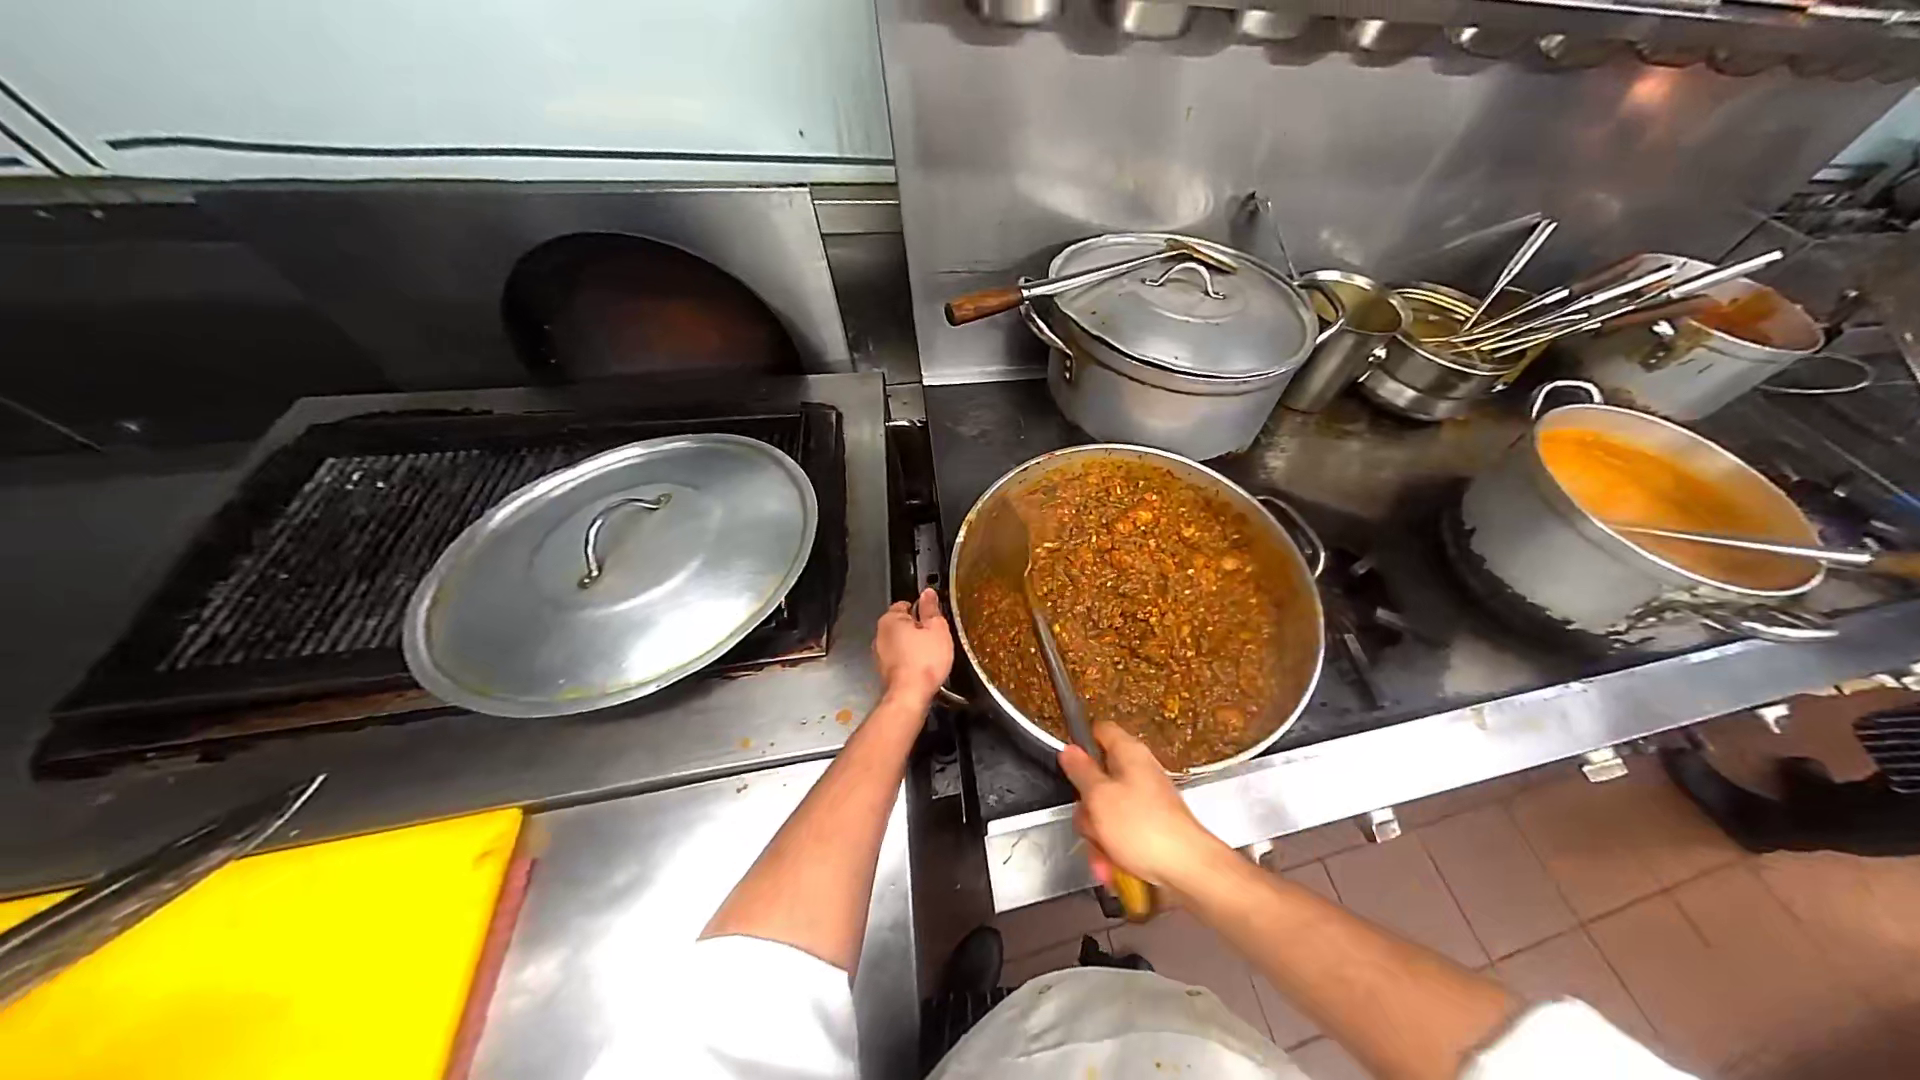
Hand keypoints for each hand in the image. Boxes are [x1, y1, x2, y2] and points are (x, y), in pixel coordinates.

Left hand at [874, 588, 952, 704]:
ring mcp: (880, 654)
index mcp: (890, 619)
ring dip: (914, 646)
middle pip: (902, 624)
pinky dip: (909, 660)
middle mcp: (880, 635)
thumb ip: (931, 608)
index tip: (933, 617)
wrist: (910, 695)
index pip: (905, 604)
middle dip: (918, 628)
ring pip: (901, 642)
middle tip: (935, 637)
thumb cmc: (923, 662)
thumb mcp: (937, 628)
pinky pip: (900, 658)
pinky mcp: (884, 671)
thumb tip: (928, 593)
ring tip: (931, 654)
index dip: (922, 609)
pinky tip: (922, 667)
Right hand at [1059, 722, 1227, 888]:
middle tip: (1091, 818)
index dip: (1081, 745)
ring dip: (1098, 836)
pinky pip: (1121, 834)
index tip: (1070, 764)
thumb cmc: (1147, 830)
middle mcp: (1140, 773)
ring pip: (1106, 812)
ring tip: (1104, 852)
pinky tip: (1114, 865)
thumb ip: (1080, 771)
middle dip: (1087, 807)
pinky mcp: (1152, 828)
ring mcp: (1148, 801)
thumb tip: (1069, 751)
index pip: (1100, 731)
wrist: (1188, 870)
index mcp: (1129, 753)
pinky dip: (1114, 850)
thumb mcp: (1098, 796)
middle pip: (1098, 779)